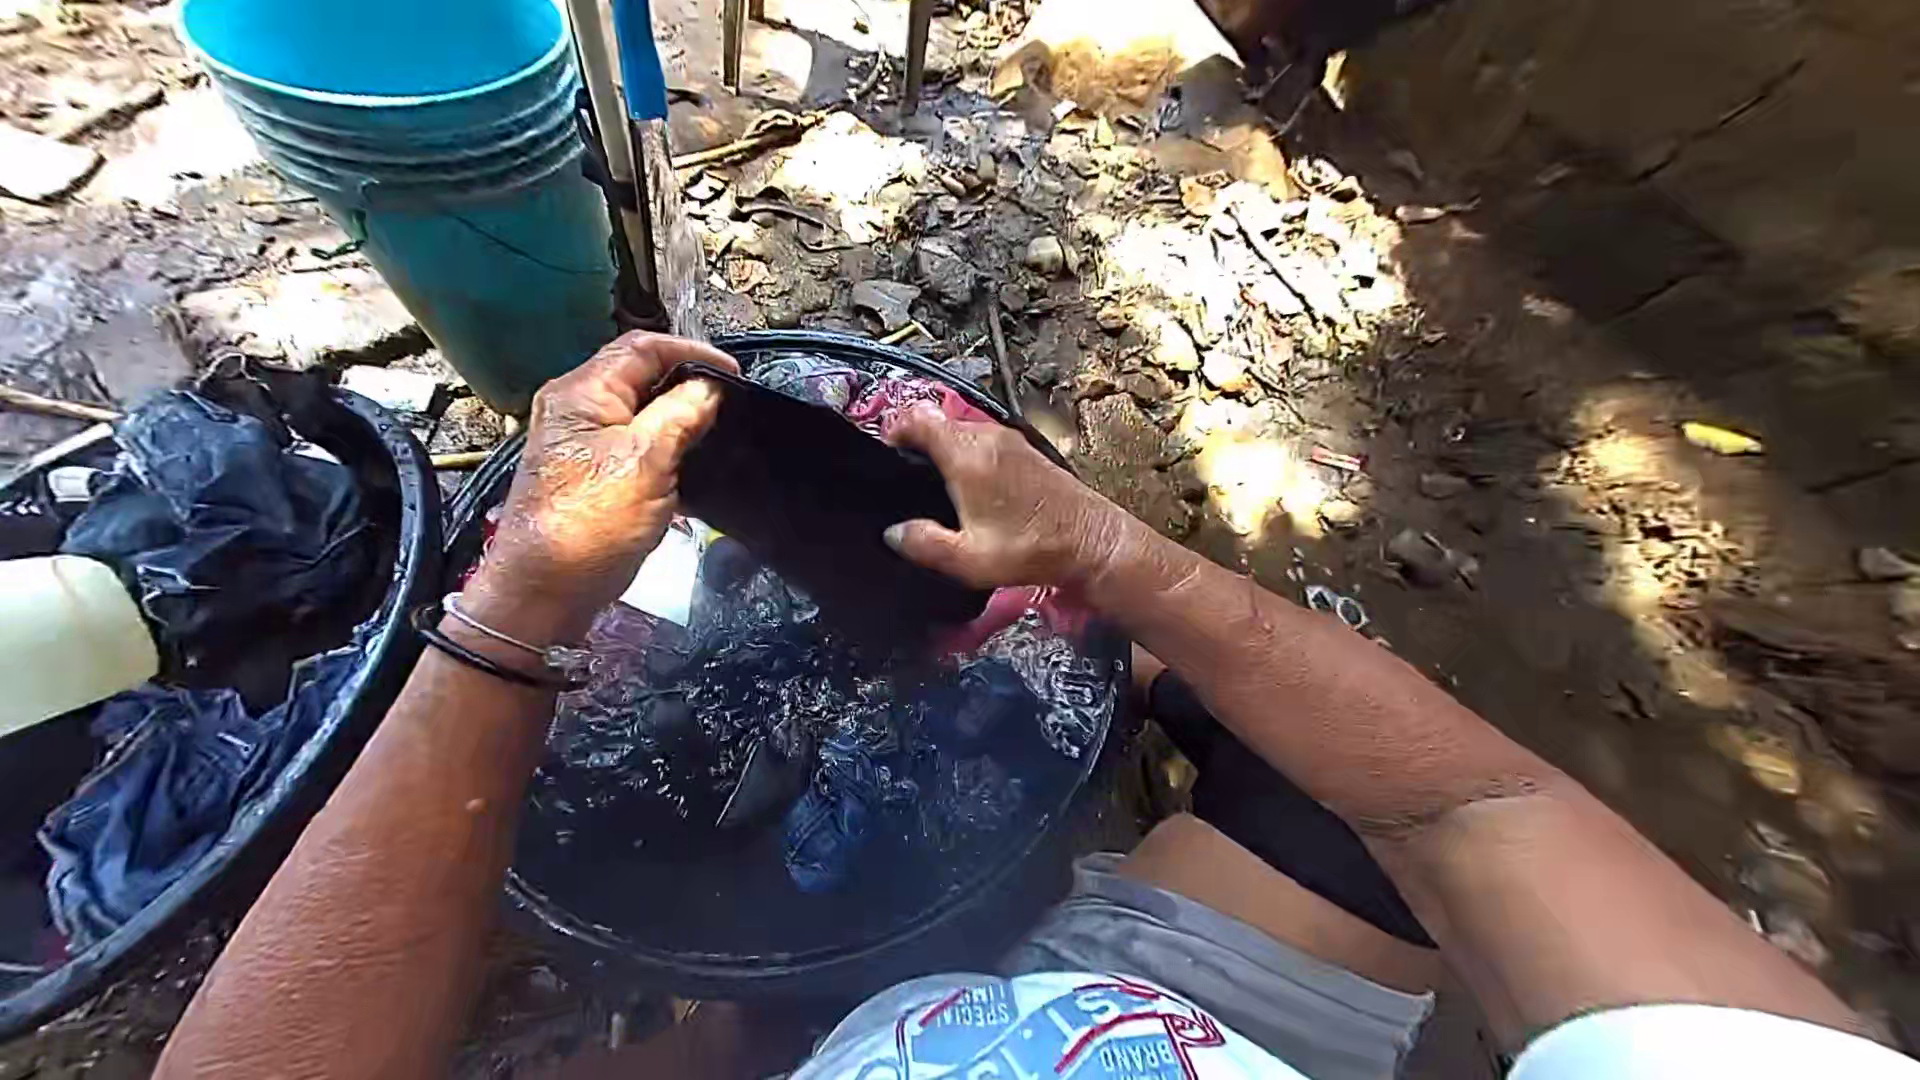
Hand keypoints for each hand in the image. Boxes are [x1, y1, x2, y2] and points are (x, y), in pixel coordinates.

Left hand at [464, 332, 735, 641]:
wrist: (549, 586)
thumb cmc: (592, 521)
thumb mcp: (646, 461)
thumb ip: (681, 414)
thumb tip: (710, 388)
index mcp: (583, 392)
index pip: (643, 348)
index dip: (694, 353)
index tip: (734, 374)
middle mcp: (579, 407)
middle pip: (641, 374)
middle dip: (688, 380)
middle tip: (729, 399)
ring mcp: (585, 439)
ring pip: (643, 408)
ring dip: (681, 411)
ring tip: (717, 424)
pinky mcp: (596, 468)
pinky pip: (639, 438)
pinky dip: (669, 439)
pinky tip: (693, 455)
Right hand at [881, 404, 1143, 589]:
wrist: (1092, 542)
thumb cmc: (1030, 550)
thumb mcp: (969, 559)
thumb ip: (925, 544)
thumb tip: (893, 532)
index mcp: (967, 455)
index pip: (917, 417)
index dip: (894, 430)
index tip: (885, 457)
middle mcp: (987, 437)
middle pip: (938, 422)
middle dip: (916, 444)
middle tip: (904, 479)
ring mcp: (1010, 440)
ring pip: (961, 431)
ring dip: (943, 450)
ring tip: (932, 487)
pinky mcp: (1026, 450)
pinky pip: (983, 441)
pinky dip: (967, 455)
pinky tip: (968, 489)